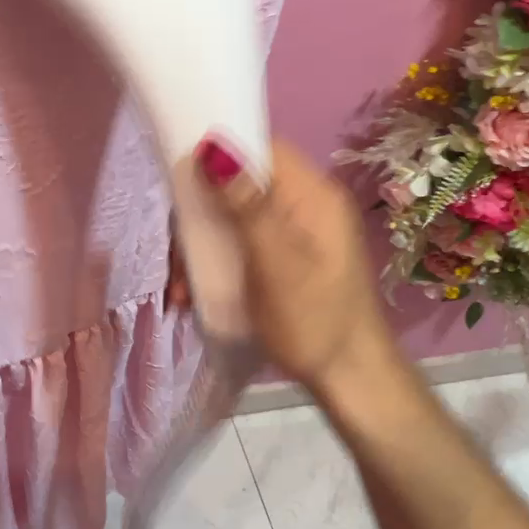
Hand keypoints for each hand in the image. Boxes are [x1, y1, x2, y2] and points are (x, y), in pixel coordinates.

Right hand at [192, 135, 394, 390]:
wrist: (352, 383)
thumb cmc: (313, 320)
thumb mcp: (274, 262)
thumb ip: (246, 204)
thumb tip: (213, 145)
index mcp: (311, 194)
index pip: (261, 146)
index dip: (219, 151)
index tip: (180, 177)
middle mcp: (305, 205)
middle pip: (239, 180)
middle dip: (200, 210)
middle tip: (176, 250)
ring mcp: (295, 233)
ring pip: (233, 214)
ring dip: (200, 242)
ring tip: (180, 283)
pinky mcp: (284, 258)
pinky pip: (239, 242)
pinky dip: (214, 261)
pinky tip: (194, 292)